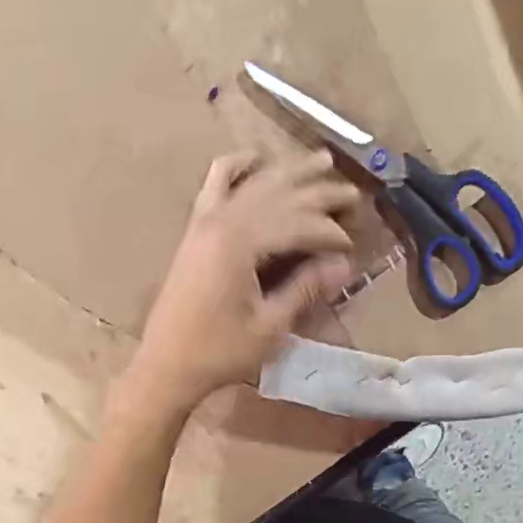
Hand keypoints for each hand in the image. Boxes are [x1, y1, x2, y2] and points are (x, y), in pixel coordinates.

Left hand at [122, 150, 361, 412]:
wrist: (168, 364)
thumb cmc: (220, 351)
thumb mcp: (270, 326)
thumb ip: (304, 289)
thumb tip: (343, 266)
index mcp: (240, 243)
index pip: (297, 224)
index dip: (329, 232)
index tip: (354, 245)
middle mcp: (222, 220)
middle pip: (279, 194)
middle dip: (320, 193)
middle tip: (354, 194)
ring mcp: (205, 220)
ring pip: (254, 182)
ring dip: (290, 170)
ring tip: (322, 161)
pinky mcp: (196, 229)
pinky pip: (216, 183)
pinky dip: (238, 166)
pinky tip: (257, 158)